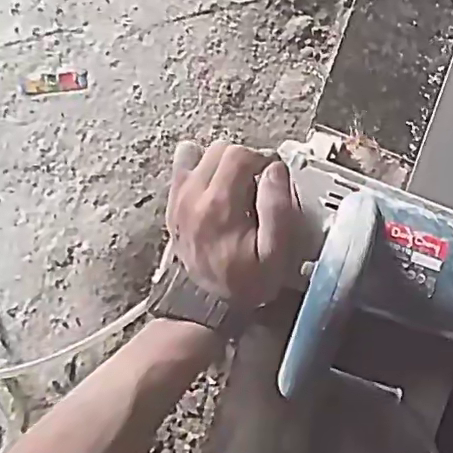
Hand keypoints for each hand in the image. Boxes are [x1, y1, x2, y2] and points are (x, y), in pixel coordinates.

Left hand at [166, 140, 304, 309]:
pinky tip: (216, 187)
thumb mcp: (275, 255)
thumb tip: (275, 172)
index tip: (274, 180)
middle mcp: (193, 197)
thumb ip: (279, 210)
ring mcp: (179, 199)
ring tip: (238, 188)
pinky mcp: (174, 204)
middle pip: (221, 149)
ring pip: (202, 153)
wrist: (209, 303)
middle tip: (259, 185)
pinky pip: (184, 166)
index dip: (264, 160)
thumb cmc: (245, 282)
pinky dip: (202, 168)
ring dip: (225, 164)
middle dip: (246, 160)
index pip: (241, 155)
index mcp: (219, 206)